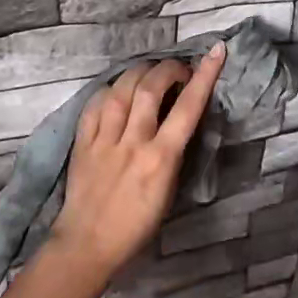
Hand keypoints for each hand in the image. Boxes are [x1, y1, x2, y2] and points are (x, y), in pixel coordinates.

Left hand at [47, 44, 226, 279]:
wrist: (87, 246)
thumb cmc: (136, 226)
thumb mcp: (169, 191)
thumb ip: (173, 151)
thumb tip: (179, 119)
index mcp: (161, 158)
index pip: (188, 107)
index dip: (205, 75)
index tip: (216, 51)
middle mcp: (133, 142)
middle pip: (150, 88)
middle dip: (169, 68)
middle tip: (178, 70)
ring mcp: (104, 140)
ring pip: (121, 89)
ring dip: (140, 72)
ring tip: (150, 71)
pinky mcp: (82, 142)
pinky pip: (95, 104)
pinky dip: (109, 90)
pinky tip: (117, 90)